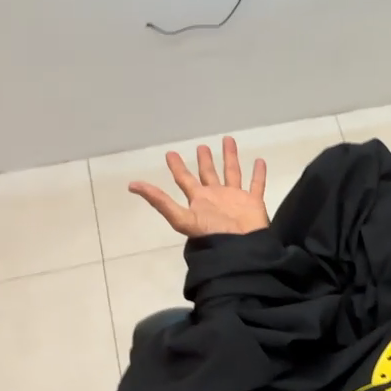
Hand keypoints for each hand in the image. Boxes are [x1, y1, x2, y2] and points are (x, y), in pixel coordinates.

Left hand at [130, 137, 268, 237]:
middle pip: (209, 174)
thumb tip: (131, 185)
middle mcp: (216, 196)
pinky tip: (259, 161)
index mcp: (199, 199)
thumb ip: (159, 200)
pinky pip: (256, 185)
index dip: (177, 167)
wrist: (238, 248)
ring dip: (230, 158)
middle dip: (204, 160)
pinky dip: (258, 174)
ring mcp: (235, 198)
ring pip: (232, 173)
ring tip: (228, 141)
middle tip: (201, 147)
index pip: (185, 179)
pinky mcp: (253, 202)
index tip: (171, 153)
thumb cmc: (211, 233)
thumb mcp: (180, 217)